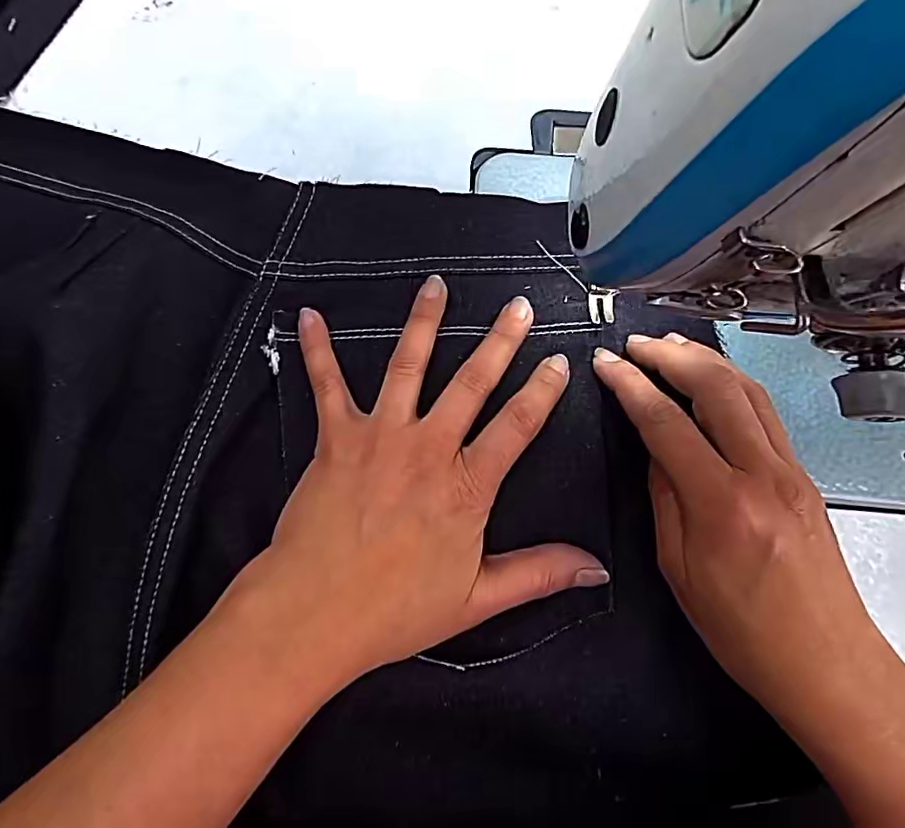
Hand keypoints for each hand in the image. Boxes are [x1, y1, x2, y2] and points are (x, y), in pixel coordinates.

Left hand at [226, 275, 607, 688]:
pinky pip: (327, 385)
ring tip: (437, 287)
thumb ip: (539, 574)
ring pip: (409, 366)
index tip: (559, 361)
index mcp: (466, 486)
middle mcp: (427, 450)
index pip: (517, 426)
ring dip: (424, 323)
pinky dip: (318, 350)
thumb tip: (595, 569)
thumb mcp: (476, 598)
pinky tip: (310, 317)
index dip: (542, 390)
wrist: (309, 617)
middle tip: (518, 307)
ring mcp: (381, 437)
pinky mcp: (337, 439)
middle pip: (472, 383)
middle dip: (500, 341)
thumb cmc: (392, 610)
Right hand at [589, 333, 890, 721]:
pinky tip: (716, 380)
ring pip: (748, 389)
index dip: (631, 386)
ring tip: (672, 347)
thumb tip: (654, 449)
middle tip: (638, 344)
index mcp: (724, 507)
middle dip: (670, 355)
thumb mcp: (680, 573)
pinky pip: (767, 411)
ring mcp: (792, 471)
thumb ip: (664, 499)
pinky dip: (734, 383)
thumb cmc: (753, 637)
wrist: (830, 665)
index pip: (667, 423)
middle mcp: (764, 477)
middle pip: (715, 386)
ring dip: (706, 359)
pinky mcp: (805, 475)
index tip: (610, 367)